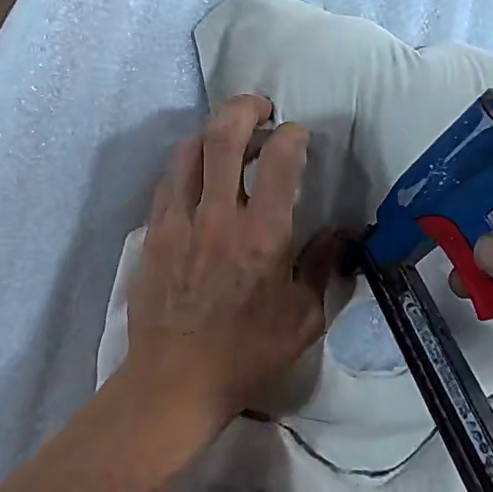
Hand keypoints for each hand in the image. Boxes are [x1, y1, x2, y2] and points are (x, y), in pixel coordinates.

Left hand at [123, 94, 338, 422]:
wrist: (174, 383)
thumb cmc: (248, 353)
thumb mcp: (304, 318)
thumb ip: (322, 266)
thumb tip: (339, 232)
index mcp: (263, 236)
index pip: (279, 159)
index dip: (293, 135)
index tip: (300, 135)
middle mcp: (219, 218)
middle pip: (223, 136)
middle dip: (245, 108)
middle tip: (262, 108)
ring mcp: (179, 223)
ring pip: (187, 150)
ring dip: (211, 131)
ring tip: (229, 136)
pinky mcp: (152, 235)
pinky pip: (168, 181)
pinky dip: (188, 164)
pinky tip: (200, 176)